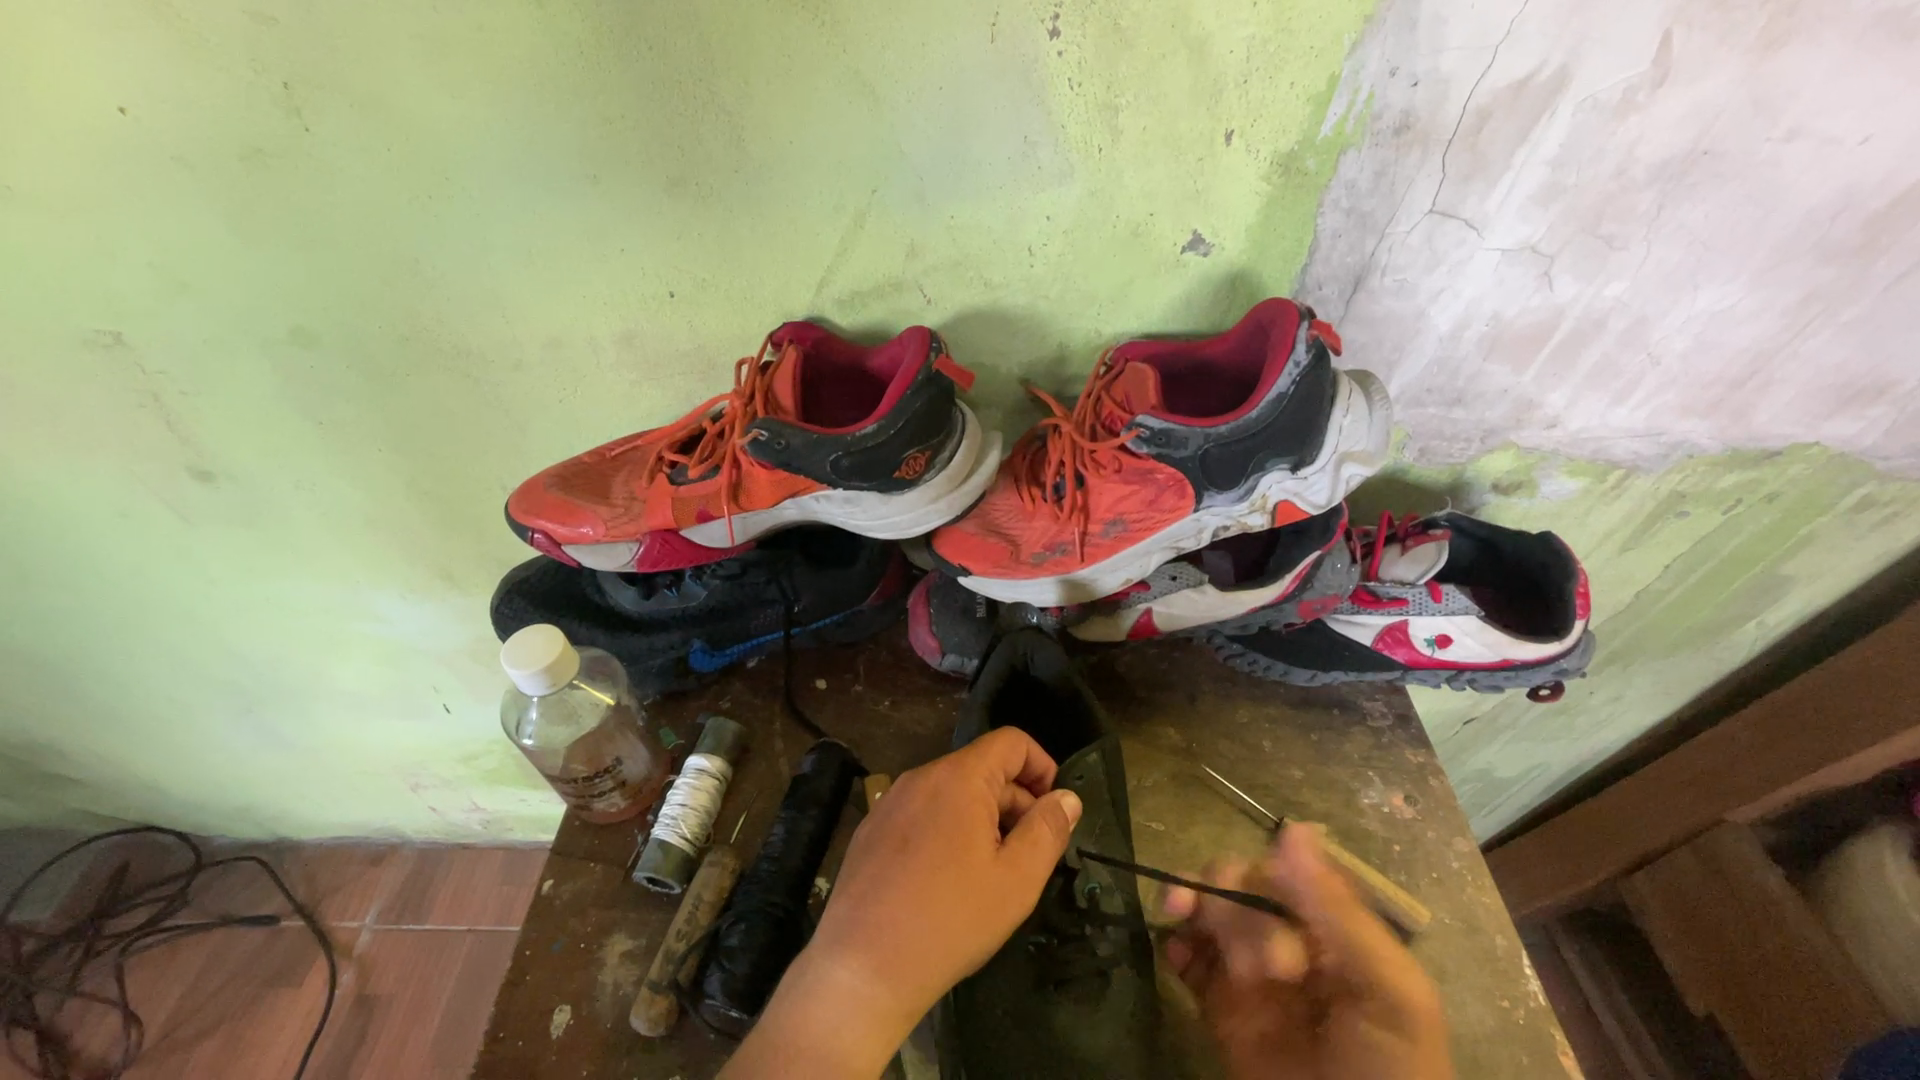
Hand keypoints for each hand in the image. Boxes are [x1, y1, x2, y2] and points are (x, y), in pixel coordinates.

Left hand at [721, 728, 1082, 1077]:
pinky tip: (947, 881)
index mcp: (958, 778)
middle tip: (1029, 855)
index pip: (1011, 741)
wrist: (863, 967)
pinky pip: (922, 814)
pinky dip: (947, 831)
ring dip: (982, 819)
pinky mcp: (871, 830)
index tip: (1054, 811)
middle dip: (1015, 801)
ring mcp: (890, 803)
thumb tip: (1066, 797)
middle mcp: (920, 777)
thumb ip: (1047, 830)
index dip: (1042, 766)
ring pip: (951, 793)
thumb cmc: (950, 920)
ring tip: (991, 873)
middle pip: (981, 767)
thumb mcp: (1016, 880)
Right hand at [1163, 826, 1452, 1079]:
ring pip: (1209, 912)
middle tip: (1257, 969)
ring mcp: (1250, 973)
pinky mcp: (1218, 1006)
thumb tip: (1292, 827)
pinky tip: (1173, 953)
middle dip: (1236, 910)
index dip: (1265, 875)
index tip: (1253, 895)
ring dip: (1194, 910)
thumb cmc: (1391, 1073)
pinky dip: (1172, 944)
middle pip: (1241, 886)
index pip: (1288, 870)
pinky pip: (1185, 958)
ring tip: (1184, 934)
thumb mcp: (1388, 992)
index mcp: (1336, 928)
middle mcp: (1290, 939)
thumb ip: (1339, 911)